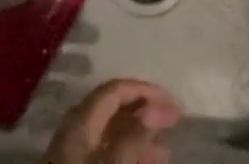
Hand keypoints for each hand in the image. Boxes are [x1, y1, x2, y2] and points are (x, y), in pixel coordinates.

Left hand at [43, 79, 182, 163]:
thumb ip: (131, 139)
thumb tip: (152, 108)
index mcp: (79, 125)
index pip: (113, 92)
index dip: (145, 91)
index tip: (174, 105)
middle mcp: (74, 135)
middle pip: (111, 111)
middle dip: (144, 113)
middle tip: (176, 122)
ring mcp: (72, 157)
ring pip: (109, 137)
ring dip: (138, 139)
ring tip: (166, 153)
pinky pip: (105, 158)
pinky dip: (127, 158)